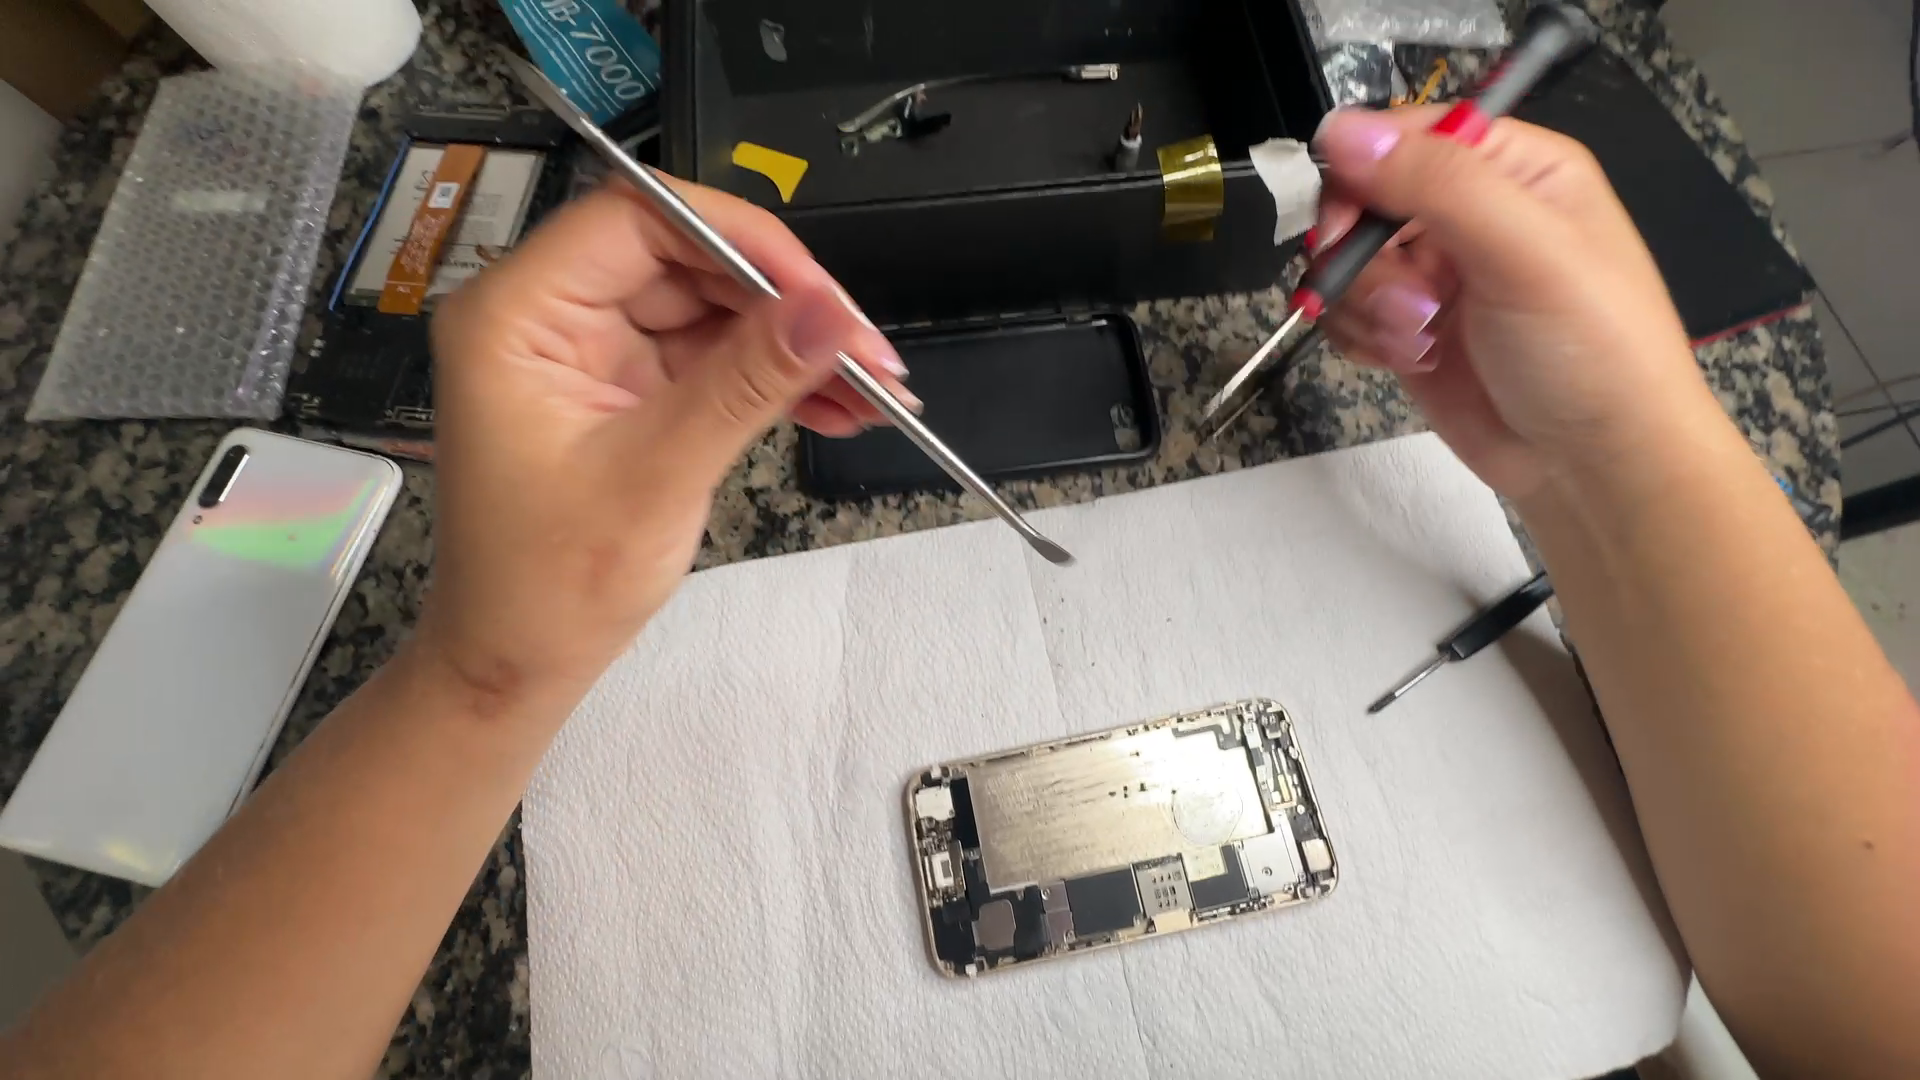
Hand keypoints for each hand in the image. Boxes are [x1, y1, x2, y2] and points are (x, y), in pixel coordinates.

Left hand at [416, 178, 910, 713]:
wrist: (528, 659)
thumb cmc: (557, 583)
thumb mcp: (659, 475)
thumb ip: (746, 384)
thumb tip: (829, 316)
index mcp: (522, 315)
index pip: (641, 221)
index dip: (742, 243)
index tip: (825, 297)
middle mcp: (560, 318)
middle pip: (693, 268)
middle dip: (791, 309)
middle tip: (870, 356)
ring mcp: (604, 356)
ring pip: (720, 319)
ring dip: (799, 352)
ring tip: (874, 391)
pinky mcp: (641, 394)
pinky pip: (723, 366)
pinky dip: (780, 385)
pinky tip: (839, 409)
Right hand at [1311, 107, 1724, 499]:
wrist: (1585, 460)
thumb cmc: (1586, 348)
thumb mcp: (1522, 252)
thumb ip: (1434, 185)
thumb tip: (1338, 132)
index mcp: (1511, 172)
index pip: (1404, 141)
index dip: (1360, 178)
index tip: (1344, 230)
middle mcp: (1463, 217)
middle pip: (1360, 210)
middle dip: (1365, 265)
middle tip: (1408, 307)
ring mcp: (1429, 278)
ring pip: (1344, 271)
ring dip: (1368, 312)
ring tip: (1419, 344)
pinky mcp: (1402, 329)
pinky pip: (1345, 317)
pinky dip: (1361, 340)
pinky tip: (1406, 361)